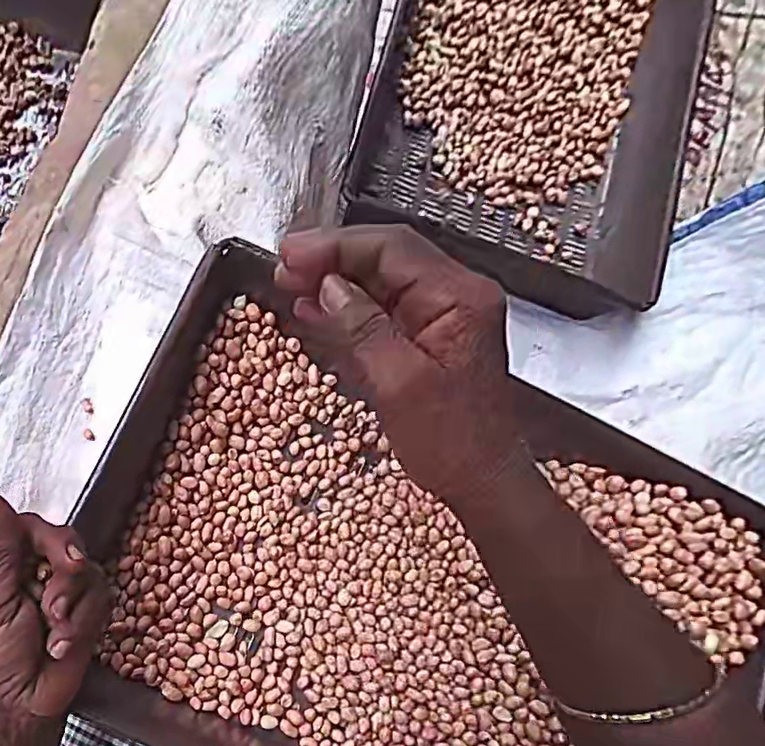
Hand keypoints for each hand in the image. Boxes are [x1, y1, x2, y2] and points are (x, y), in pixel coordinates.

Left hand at [0, 487, 108, 745]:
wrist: (20, 712)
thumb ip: (0, 544)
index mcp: (0, 565)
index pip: (30, 526)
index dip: (48, 538)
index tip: (59, 558)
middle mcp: (32, 574)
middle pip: (66, 542)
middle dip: (66, 573)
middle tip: (57, 603)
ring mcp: (61, 595)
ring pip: (88, 572)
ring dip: (73, 606)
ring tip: (54, 634)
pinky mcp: (85, 616)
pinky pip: (101, 600)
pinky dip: (83, 625)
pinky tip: (62, 647)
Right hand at [274, 225, 523, 505]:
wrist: (480, 480)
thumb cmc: (452, 443)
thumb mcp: (399, 384)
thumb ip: (364, 328)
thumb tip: (328, 288)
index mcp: (459, 299)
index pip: (391, 250)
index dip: (335, 247)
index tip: (292, 253)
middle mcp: (454, 298)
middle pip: (385, 259)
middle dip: (331, 259)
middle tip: (284, 264)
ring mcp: (440, 319)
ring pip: (379, 284)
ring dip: (333, 282)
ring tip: (289, 282)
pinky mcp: (425, 342)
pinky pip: (380, 314)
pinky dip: (345, 310)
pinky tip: (314, 309)